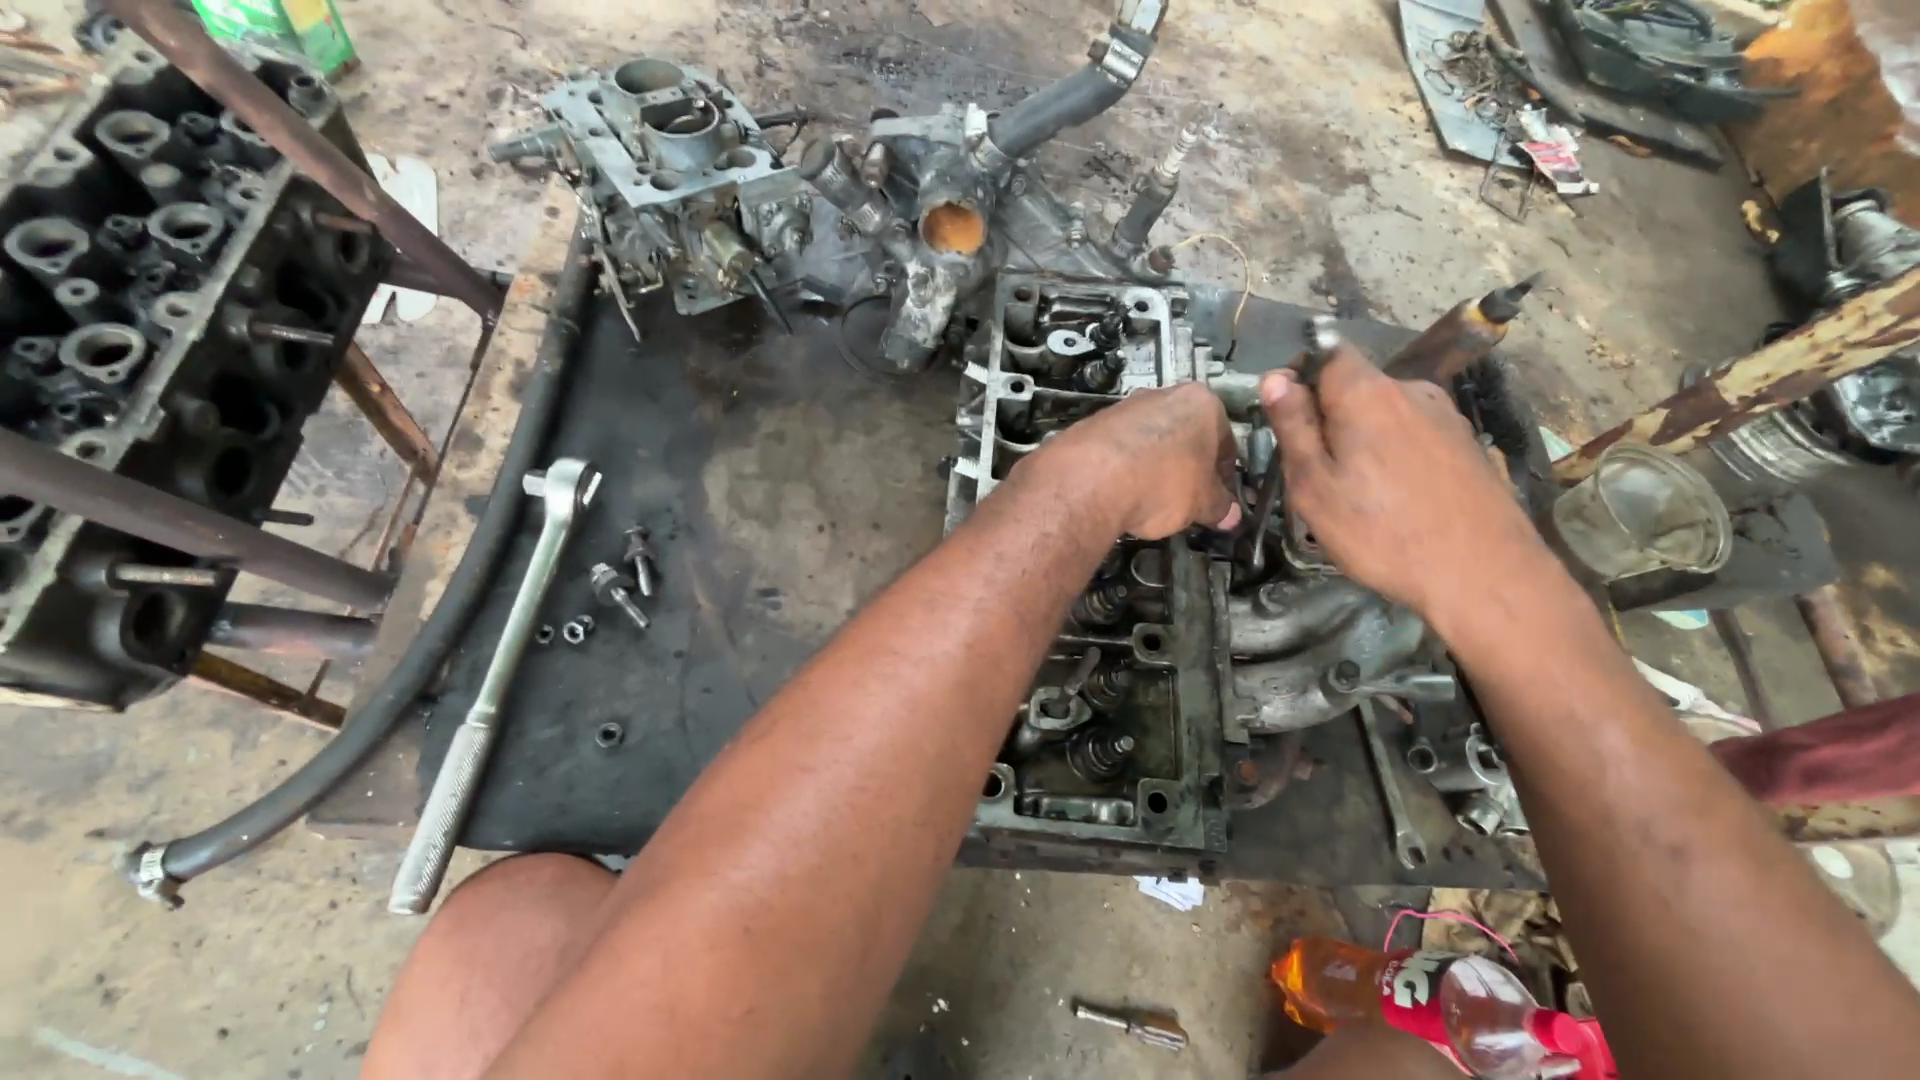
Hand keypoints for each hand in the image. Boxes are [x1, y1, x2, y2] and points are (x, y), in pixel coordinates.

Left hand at [1025, 382, 1241, 540]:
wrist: (1090, 479)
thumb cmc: (1160, 482)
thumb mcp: (1202, 503)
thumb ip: (1219, 506)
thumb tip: (1229, 514)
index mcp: (1202, 404)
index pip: (1226, 443)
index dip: (1224, 476)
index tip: (1219, 498)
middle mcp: (1163, 395)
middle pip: (1185, 437)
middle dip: (1187, 468)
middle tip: (1186, 501)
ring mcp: (1125, 407)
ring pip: (1151, 441)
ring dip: (1154, 467)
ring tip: (1150, 500)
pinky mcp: (1094, 424)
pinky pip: (1119, 449)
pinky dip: (1124, 468)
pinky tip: (1122, 493)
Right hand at [1261, 345, 1549, 621]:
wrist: (1482, 573)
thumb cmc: (1380, 531)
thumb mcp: (1313, 484)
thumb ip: (1293, 426)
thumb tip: (1275, 378)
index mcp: (1366, 393)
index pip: (1326, 353)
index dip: (1300, 377)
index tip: (1288, 421)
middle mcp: (1410, 390)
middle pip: (1356, 387)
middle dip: (1331, 417)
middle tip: (1317, 473)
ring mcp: (1446, 417)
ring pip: (1386, 414)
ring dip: (1365, 439)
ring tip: (1359, 493)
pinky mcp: (1467, 445)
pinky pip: (1415, 436)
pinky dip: (1396, 456)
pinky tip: (1398, 500)